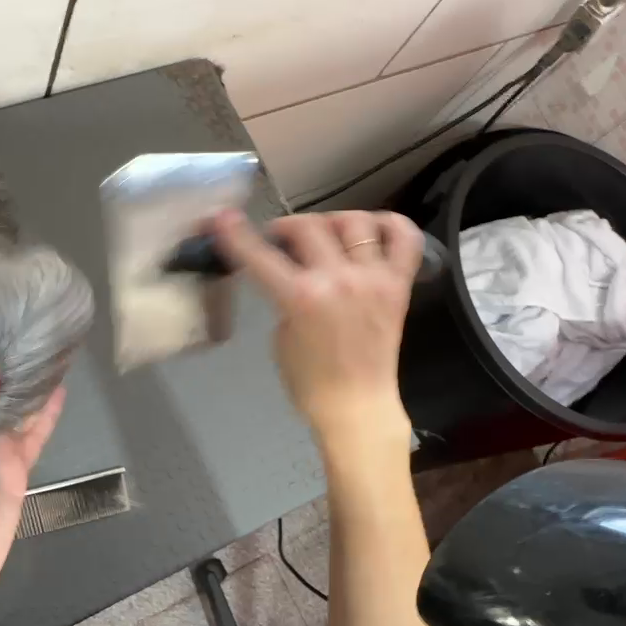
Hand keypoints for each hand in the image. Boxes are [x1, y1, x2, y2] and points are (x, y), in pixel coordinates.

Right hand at [211, 208, 420, 448]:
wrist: (356, 407)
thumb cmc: (309, 384)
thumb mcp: (281, 338)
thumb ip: (285, 298)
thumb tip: (292, 274)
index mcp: (301, 298)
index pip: (261, 256)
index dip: (236, 234)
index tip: (221, 218)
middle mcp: (339, 279)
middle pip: (308, 227)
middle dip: (285, 227)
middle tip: (278, 239)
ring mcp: (373, 278)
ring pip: (354, 222)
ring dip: (331, 222)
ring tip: (322, 235)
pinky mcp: (398, 285)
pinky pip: (404, 237)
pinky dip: (388, 224)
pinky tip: (369, 232)